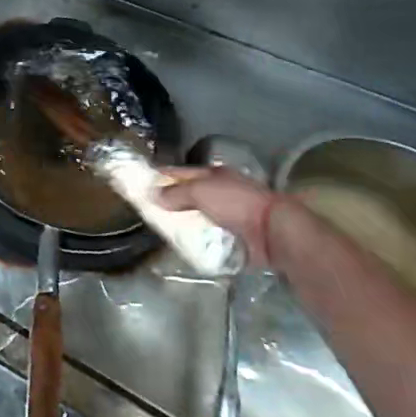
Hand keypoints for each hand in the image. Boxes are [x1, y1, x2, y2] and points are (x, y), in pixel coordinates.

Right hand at [155, 168, 278, 266]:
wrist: (275, 233)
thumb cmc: (236, 203)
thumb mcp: (199, 191)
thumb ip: (174, 193)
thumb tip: (153, 196)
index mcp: (214, 174)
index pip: (181, 173)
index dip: (161, 177)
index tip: (140, 185)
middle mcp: (222, 192)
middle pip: (190, 195)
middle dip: (171, 202)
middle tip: (149, 210)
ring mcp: (231, 216)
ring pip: (200, 216)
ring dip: (185, 223)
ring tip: (163, 229)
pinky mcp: (237, 237)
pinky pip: (211, 237)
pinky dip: (199, 239)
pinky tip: (184, 244)